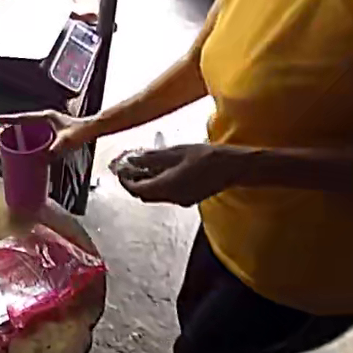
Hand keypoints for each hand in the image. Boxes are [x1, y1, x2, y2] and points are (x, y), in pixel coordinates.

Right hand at [0, 110, 96, 152]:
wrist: (92, 129)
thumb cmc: (81, 131)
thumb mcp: (66, 141)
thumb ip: (54, 150)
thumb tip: (44, 159)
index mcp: (46, 116)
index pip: (24, 117)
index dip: (10, 119)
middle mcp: (46, 118)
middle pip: (25, 121)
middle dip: (13, 126)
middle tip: (2, 131)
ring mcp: (50, 123)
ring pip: (31, 128)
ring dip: (22, 133)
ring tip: (12, 141)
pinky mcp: (54, 130)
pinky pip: (38, 134)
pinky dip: (32, 139)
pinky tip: (30, 148)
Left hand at [115, 144, 242, 206]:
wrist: (233, 167)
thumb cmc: (207, 157)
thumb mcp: (176, 152)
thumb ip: (151, 158)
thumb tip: (132, 159)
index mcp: (166, 187)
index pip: (137, 189)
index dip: (125, 180)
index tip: (120, 169)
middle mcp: (171, 198)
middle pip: (144, 195)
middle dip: (133, 182)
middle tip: (128, 167)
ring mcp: (180, 200)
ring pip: (155, 195)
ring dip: (145, 183)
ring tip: (142, 165)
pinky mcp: (188, 198)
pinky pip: (166, 194)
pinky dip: (158, 184)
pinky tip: (160, 170)